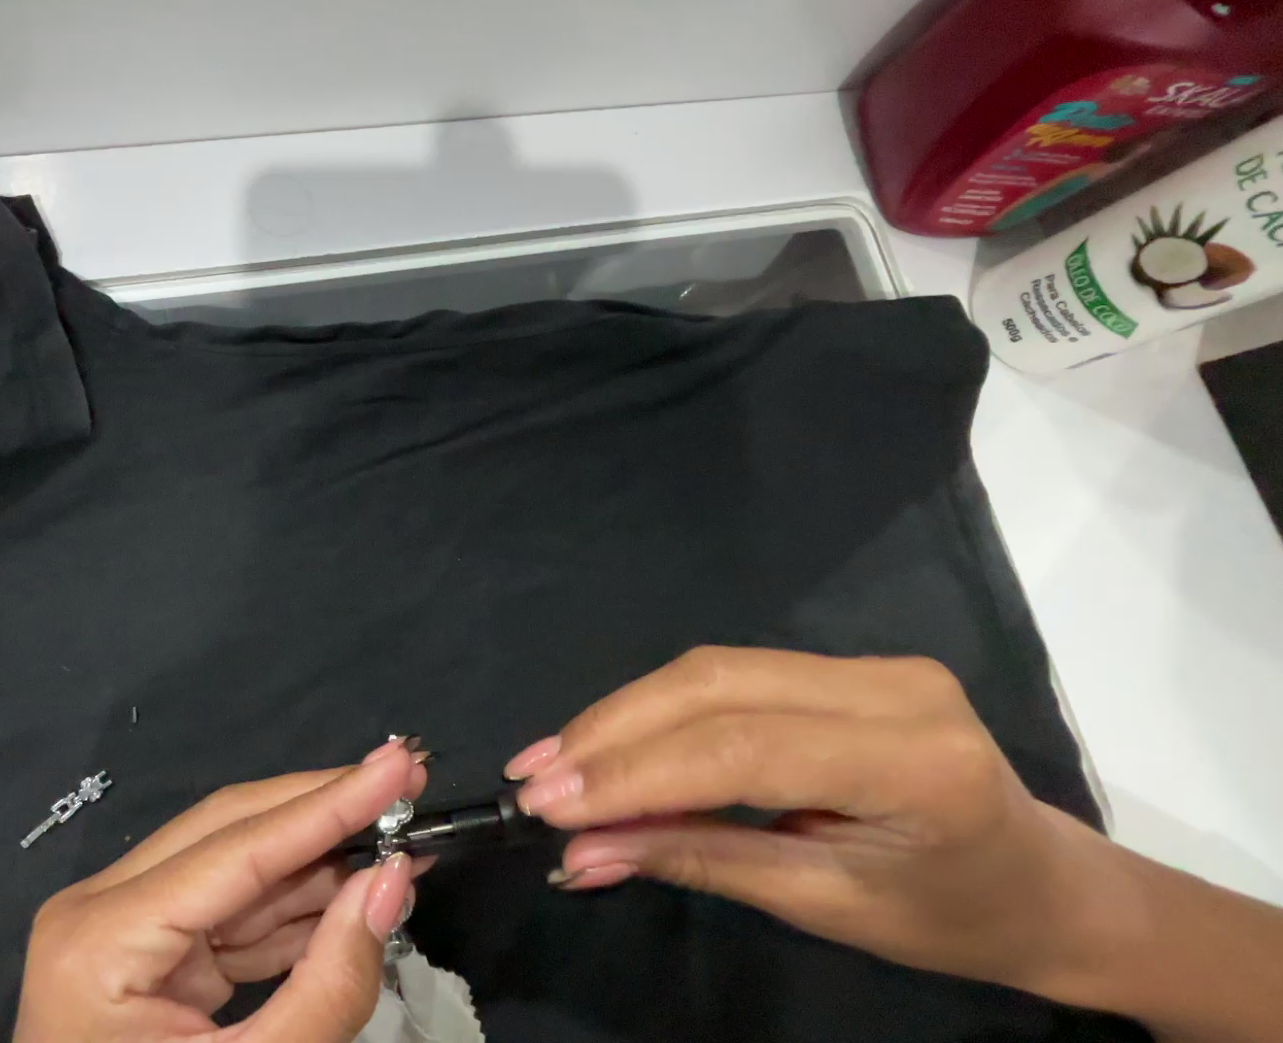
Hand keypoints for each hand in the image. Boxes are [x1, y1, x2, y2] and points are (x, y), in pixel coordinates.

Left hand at [13, 739, 426, 1042]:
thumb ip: (327, 987)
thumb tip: (392, 881)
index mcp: (104, 938)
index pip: (238, 848)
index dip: (329, 805)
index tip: (399, 766)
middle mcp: (104, 906)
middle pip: (234, 830)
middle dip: (326, 805)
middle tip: (406, 776)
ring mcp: (125, 922)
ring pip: (240, 860)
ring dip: (322, 851)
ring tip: (398, 830)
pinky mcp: (152, 944)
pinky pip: (236, 906)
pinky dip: (301, 899)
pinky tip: (357, 884)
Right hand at [502, 647, 1102, 994]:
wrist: (1046, 887)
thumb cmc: (950, 918)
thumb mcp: (820, 906)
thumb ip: (694, 860)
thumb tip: (578, 855)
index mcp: (912, 759)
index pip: (737, 750)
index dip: (632, 774)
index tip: (548, 804)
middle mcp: (888, 686)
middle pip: (709, 687)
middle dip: (609, 734)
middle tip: (533, 778)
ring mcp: (863, 662)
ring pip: (704, 670)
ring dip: (619, 716)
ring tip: (552, 761)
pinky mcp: (835, 661)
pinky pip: (721, 675)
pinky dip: (653, 709)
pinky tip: (606, 739)